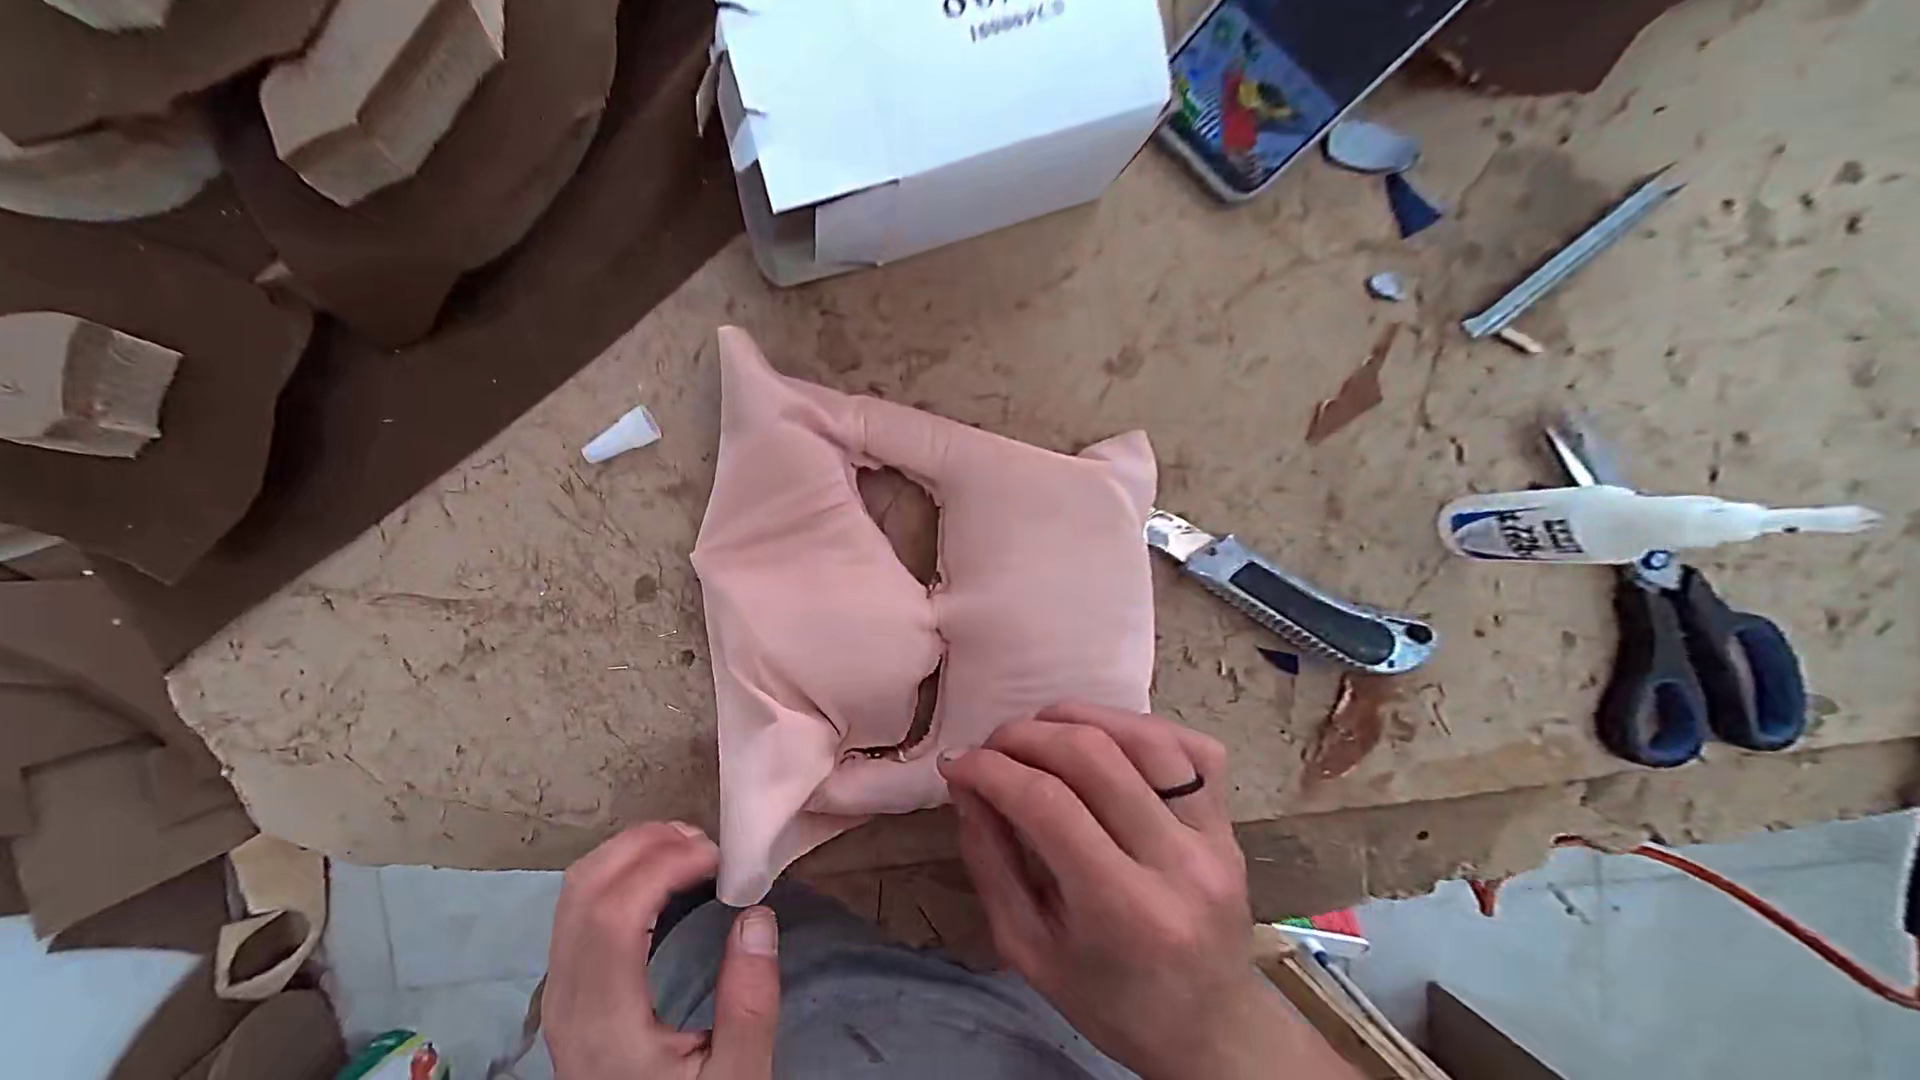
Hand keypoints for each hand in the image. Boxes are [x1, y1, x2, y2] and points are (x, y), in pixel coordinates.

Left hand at [544, 822, 779, 1079]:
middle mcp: (567, 999)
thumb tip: (757, 915)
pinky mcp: (569, 984)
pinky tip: (665, 874)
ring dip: (633, 851)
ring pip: (576, 889)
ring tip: (691, 850)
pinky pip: (581, 903)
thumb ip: (750, 1004)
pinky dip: (622, 869)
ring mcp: (560, 990)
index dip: (664, 866)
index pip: (612, 915)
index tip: (720, 857)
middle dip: (647, 844)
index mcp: (604, 1025)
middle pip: (584, 888)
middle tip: (708, 843)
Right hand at [939, 704, 1356, 1079]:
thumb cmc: (1109, 1001)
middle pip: (1093, 756)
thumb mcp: (1028, 950)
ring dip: (1079, 716)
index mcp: (1122, 911)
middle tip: (993, 746)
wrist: (1210, 1029)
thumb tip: (966, 783)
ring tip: (1040, 726)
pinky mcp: (1230, 822)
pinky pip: (1193, 747)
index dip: (991, 770)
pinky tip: (1106, 736)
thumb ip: (991, 861)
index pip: (1047, 804)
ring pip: (1144, 737)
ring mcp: (1214, 837)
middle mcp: (1177, 864)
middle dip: (1026, 736)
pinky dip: (1140, 727)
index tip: (958, 764)